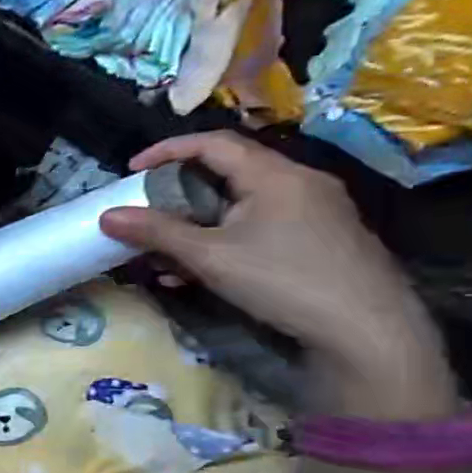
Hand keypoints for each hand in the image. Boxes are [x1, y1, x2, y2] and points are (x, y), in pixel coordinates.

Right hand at [99, 132, 456, 417]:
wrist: (364, 329)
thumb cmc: (282, 280)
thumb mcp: (209, 257)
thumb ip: (157, 232)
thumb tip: (107, 215)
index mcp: (274, 175)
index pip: (213, 144)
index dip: (167, 151)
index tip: (131, 170)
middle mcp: (299, 182)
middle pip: (227, 172)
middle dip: (179, 192)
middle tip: (146, 211)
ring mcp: (314, 210)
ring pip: (241, 203)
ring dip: (196, 223)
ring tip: (164, 251)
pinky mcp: (319, 238)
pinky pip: (259, 225)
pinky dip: (223, 238)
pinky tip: (200, 272)